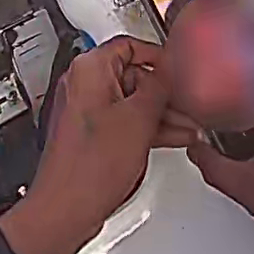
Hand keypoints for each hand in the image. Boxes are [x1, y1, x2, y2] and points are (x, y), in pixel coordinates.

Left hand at [1, 36, 172, 253]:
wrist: (66, 209)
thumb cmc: (89, 167)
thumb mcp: (140, 117)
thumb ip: (159, 87)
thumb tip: (169, 71)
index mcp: (90, 69)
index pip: (131, 44)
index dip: (159, 56)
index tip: (178, 68)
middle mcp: (84, 84)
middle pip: (133, 74)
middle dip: (163, 92)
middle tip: (186, 104)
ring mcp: (86, 109)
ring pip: (131, 99)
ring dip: (160, 112)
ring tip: (186, 125)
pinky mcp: (90, 132)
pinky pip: (124, 118)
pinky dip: (146, 126)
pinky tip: (171, 137)